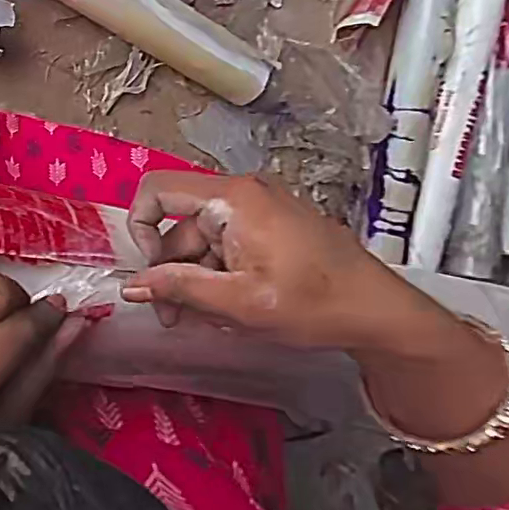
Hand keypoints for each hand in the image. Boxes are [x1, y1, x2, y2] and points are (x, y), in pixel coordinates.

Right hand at [120, 172, 458, 352]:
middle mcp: (243, 193)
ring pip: (202, 240)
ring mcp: (259, 208)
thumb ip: (179, 288)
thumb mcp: (238, 302)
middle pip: (180, 225)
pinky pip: (226, 244)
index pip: (156, 190)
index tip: (150, 272)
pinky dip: (219, 274)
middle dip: (171, 271)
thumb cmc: (315, 303)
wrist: (375, 310)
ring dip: (196, 279)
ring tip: (210, 319)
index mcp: (233, 199)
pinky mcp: (270, 225)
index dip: (140, 229)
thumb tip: (133, 286)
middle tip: (174, 317)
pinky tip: (232, 307)